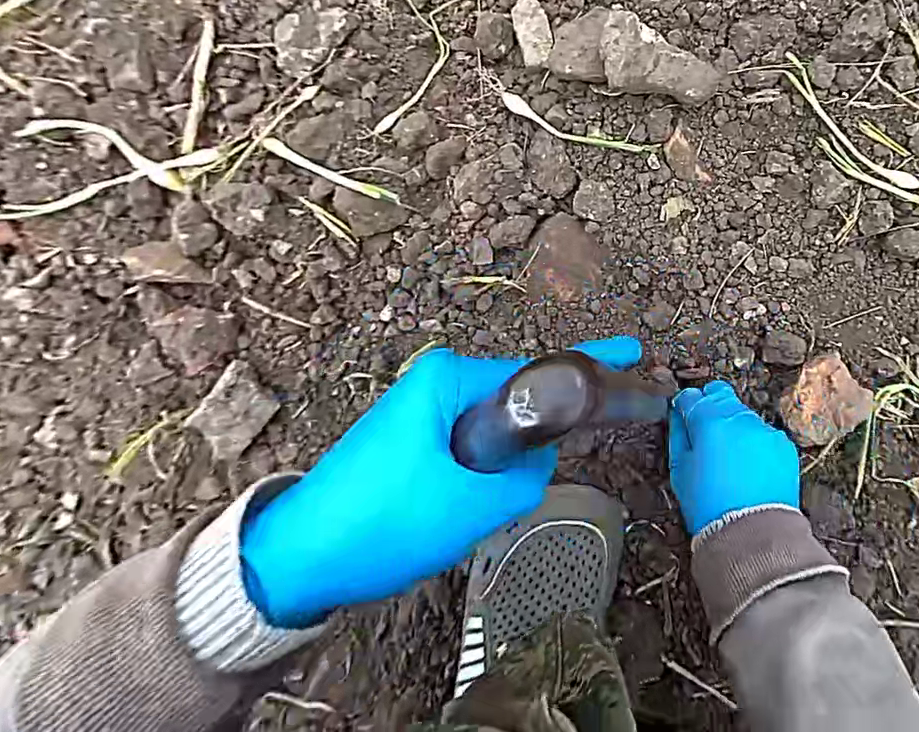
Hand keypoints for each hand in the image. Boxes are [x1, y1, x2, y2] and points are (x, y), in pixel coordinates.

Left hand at [240, 335, 644, 626]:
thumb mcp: (472, 505)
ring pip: (495, 425)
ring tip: (511, 490)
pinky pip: (470, 441)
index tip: (631, 352)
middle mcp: (436, 382)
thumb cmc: (379, 522)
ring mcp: (421, 410)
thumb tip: (539, 465)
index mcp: (448, 379)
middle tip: (590, 428)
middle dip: (550, 422)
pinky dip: (490, 461)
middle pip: (520, 396)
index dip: (591, 365)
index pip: (538, 368)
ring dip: (514, 453)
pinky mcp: (411, 440)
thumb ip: (527, 477)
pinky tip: (490, 493)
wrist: (286, 566)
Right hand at [668, 381, 799, 535]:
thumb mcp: (680, 471)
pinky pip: (764, 435)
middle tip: (705, 430)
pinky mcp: (783, 444)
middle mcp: (740, 419)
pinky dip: (756, 444)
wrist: (752, 533)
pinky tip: (748, 467)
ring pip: (744, 416)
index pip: (693, 397)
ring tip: (728, 458)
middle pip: (722, 397)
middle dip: (711, 407)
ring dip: (734, 427)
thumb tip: (679, 414)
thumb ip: (679, 434)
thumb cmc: (709, 508)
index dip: (686, 404)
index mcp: (710, 422)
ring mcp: (765, 430)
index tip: (684, 411)